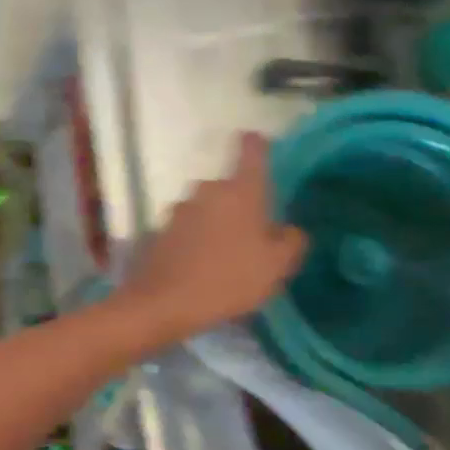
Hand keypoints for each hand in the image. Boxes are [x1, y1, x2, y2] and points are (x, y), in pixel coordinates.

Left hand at [115, 132, 307, 341]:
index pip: (252, 149)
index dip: (257, 145)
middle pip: (227, 187)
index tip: (261, 150)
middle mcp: (206, 190)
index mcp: (240, 190)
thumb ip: (291, 241)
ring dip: (213, 225)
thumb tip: (288, 230)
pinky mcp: (158, 232)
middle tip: (249, 237)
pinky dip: (192, 242)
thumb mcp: (276, 266)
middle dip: (238, 205)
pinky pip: (184, 231)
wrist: (162, 303)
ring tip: (222, 258)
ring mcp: (177, 210)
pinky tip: (197, 268)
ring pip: (204, 210)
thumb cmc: (228, 280)